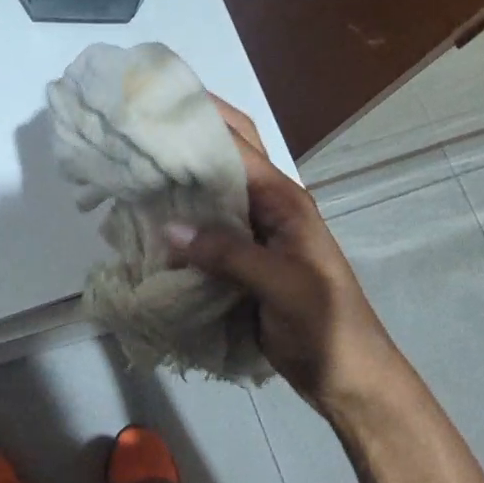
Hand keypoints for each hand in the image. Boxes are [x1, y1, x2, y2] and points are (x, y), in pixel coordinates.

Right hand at [166, 97, 402, 412]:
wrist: (350, 378)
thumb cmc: (326, 326)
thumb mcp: (283, 286)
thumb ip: (229, 254)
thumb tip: (167, 229)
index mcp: (283, 200)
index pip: (236, 145)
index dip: (200, 120)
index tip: (156, 104)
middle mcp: (266, 205)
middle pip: (226, 155)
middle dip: (190, 133)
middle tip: (140, 123)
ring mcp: (253, 232)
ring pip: (212, 190)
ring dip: (180, 175)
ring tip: (133, 161)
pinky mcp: (240, 259)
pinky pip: (205, 228)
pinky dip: (179, 218)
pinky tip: (148, 218)